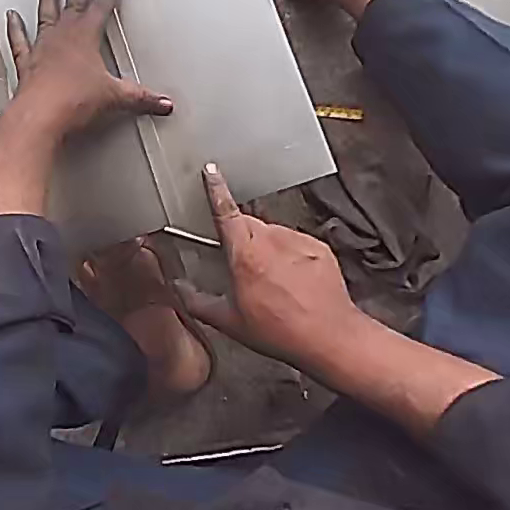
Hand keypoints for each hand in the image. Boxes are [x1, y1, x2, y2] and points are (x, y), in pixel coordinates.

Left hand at [6, 0, 172, 137]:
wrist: (40, 116)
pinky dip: (15, 29)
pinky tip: (11, 18)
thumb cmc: (72, 102)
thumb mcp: (114, 98)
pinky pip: (19, 41)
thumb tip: (160, 103)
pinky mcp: (26, 64)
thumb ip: (140, 98)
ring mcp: (41, 48)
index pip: (101, 7)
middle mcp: (62, 37)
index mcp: (85, 38)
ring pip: (45, 14)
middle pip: (73, 1)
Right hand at [176, 163, 371, 369]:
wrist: (331, 338)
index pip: (226, 212)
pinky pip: (294, 241)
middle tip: (239, 264)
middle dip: (238, 236)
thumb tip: (178, 290)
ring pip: (270, 232)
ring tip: (268, 279)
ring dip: (263, 247)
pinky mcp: (318, 247)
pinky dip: (287, 254)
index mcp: (246, 255)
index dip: (215, 189)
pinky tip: (290, 280)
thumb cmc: (280, 331)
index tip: (210, 171)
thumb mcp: (230, 322)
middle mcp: (272, 241)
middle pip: (247, 223)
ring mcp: (298, 242)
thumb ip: (197, 302)